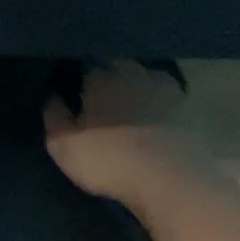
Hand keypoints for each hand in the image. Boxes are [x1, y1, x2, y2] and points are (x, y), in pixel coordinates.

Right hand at [44, 60, 218, 210]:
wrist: (169, 175)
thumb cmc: (106, 160)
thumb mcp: (63, 145)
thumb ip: (54, 116)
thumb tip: (52, 96)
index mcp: (101, 80)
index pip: (85, 67)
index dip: (76, 77)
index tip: (70, 89)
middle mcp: (134, 73)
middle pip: (116, 65)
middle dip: (105, 74)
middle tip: (94, 95)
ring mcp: (164, 85)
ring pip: (141, 75)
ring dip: (131, 84)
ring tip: (121, 101)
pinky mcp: (187, 102)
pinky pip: (163, 91)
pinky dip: (153, 97)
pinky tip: (148, 111)